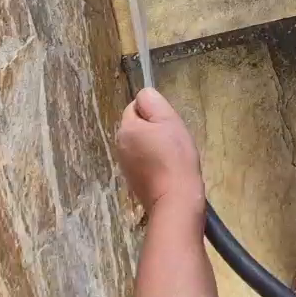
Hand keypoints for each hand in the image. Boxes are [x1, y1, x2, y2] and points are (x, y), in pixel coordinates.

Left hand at [114, 87, 204, 221]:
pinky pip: (143, 160)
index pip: (136, 107)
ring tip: (172, 155)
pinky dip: (154, 161)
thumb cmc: (175, 157)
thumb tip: (144, 95)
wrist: (175, 201)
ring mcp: (125, 165)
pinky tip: (167, 169)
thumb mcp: (169, 120)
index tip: (168, 124)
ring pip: (141, 143)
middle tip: (172, 139)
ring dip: (154, 144)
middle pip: (138, 125)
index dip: (154, 112)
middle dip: (154, 128)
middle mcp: (120, 146)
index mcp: (126, 129)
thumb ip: (153, 102)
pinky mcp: (133, 180)